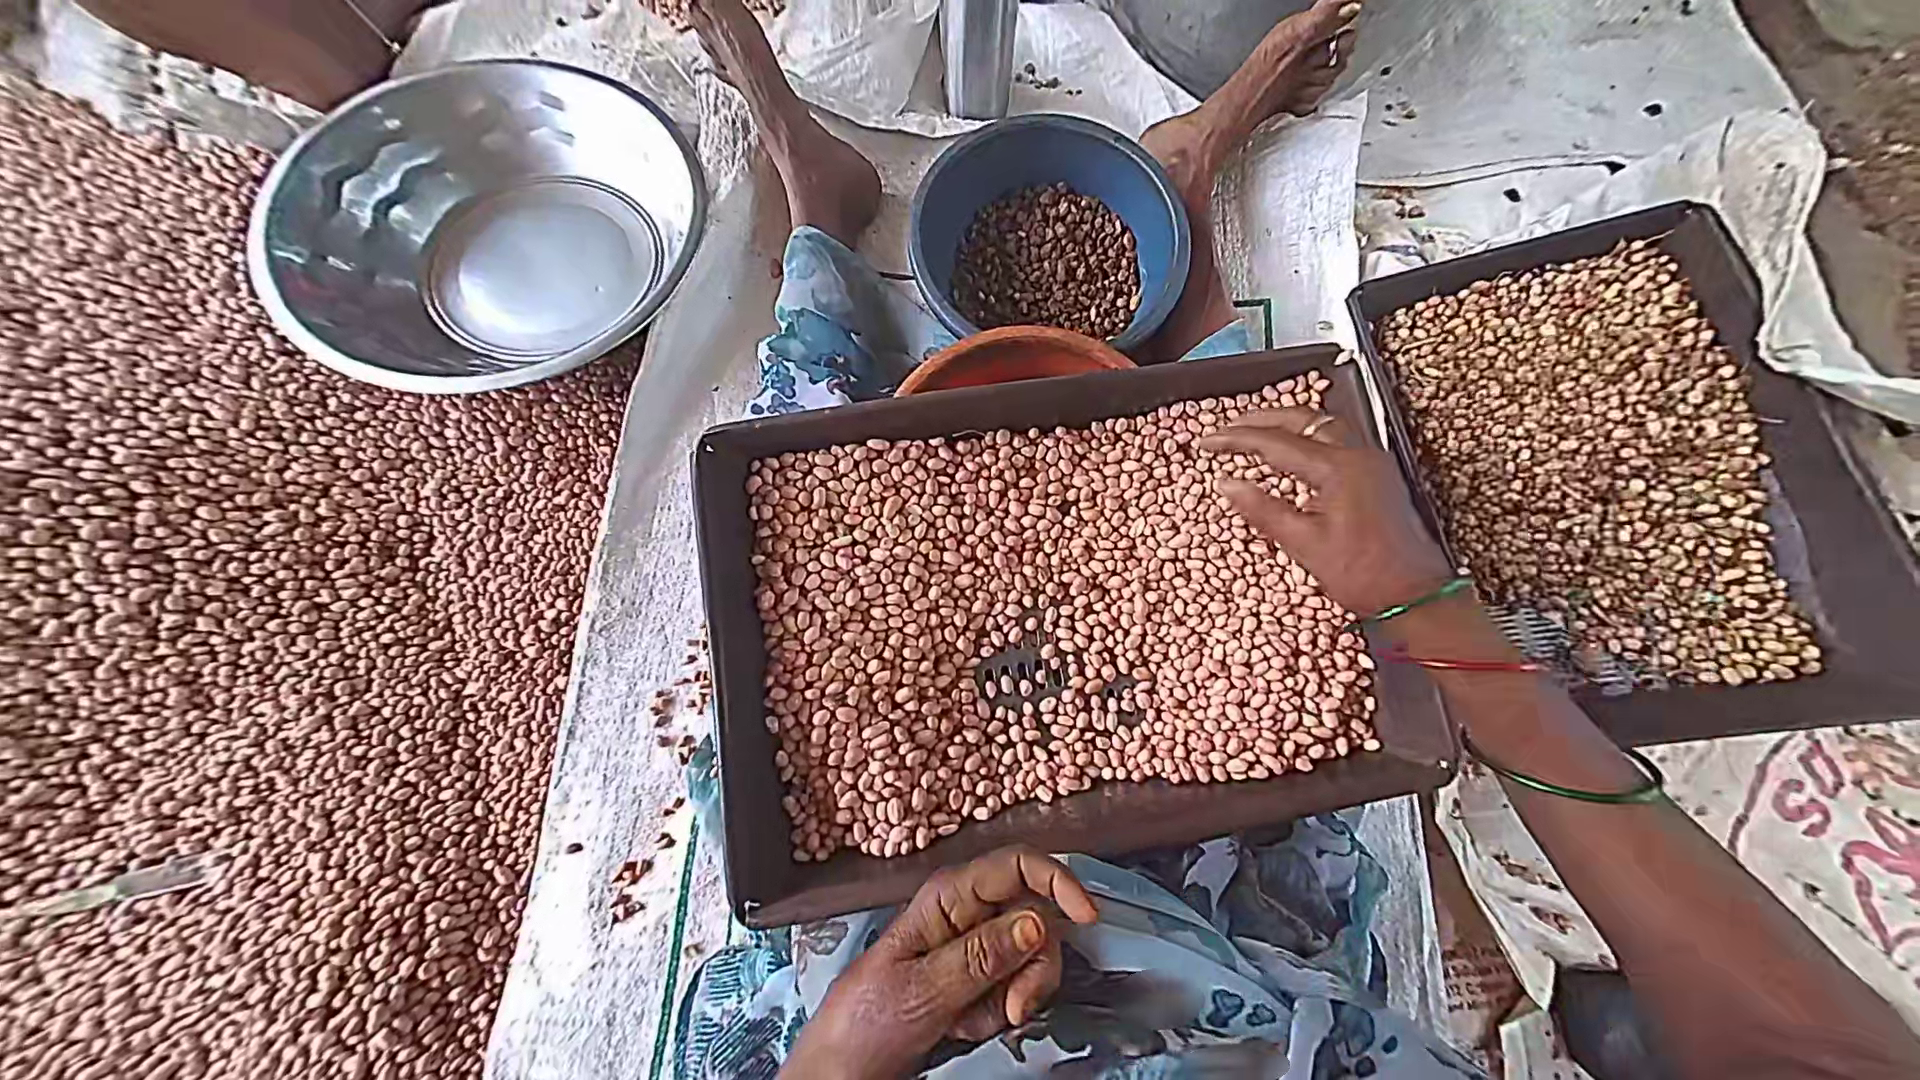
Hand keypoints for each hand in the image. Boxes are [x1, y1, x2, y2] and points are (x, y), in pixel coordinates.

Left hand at [781, 846, 1099, 1079]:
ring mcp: (974, 941)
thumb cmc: (867, 1018)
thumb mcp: (922, 989)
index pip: (1016, 864)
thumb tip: (1037, 922)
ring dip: (1017, 994)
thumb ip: (980, 956)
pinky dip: (1002, 1010)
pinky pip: (1016, 983)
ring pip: (1032, 952)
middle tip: (1013, 1006)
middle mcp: (967, 908)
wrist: (843, 1064)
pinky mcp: (978, 973)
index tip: (1087, 915)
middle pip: (1035, 913)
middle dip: (1035, 964)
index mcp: (949, 893)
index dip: (1057, 879)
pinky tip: (966, 1023)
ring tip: (975, 1021)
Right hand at [1198, 406, 1452, 617]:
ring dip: (1286, 422)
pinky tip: (1290, 451)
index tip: (1207, 442)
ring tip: (1254, 430)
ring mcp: (1371, 463)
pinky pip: (1336, 440)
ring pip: (1322, 424)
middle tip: (1227, 426)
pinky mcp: (1375, 475)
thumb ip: (1261, 509)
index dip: (1236, 439)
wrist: (1414, 596)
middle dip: (1260, 419)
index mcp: (1338, 469)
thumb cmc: (1361, 574)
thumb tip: (1226, 484)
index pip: (1276, 443)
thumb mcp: (1302, 543)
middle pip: (1303, 419)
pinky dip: (1305, 436)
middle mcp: (1358, 456)